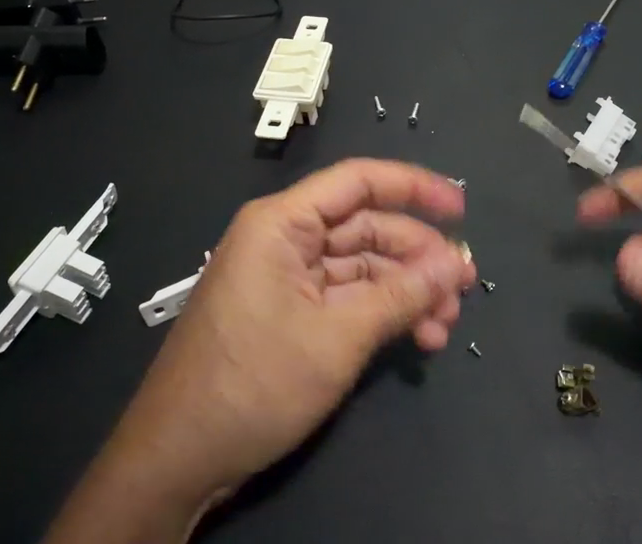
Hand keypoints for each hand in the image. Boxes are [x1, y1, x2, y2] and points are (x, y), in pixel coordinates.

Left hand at [45, 159, 472, 543]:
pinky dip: (383, 314)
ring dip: (407, 293)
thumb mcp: (337, 338)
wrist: (177, 460)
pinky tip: (418, 339)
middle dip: (419, 258)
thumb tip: (454, 264)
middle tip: (464, 288)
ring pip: (363, 267)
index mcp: (282, 223)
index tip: (462, 209)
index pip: (359, 182)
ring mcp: (286, 279)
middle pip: (367, 228)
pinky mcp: (290, 315)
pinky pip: (348, 298)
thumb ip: (401, 295)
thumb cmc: (253, 384)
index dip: (415, 188)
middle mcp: (284, 240)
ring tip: (444, 327)